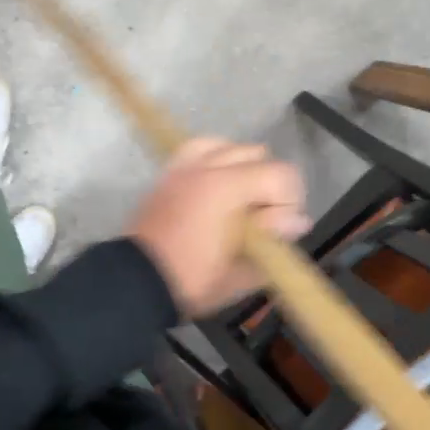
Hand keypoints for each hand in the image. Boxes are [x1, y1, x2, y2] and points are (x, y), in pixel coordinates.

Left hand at [124, 139, 308, 317]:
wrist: (133, 284)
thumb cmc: (189, 282)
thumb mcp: (239, 274)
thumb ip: (272, 242)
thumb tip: (296, 222)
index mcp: (226, 188)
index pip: (282, 175)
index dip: (289, 203)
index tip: (279, 232)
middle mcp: (205, 167)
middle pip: (257, 154)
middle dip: (268, 184)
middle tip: (259, 221)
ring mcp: (181, 168)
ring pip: (227, 145)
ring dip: (241, 168)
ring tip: (237, 202)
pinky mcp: (165, 176)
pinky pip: (197, 150)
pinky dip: (212, 161)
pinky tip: (213, 190)